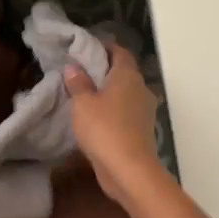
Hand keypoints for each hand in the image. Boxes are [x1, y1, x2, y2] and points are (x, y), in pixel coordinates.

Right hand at [64, 45, 164, 203]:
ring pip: (124, 93)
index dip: (104, 47)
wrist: (129, 170)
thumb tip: (74, 67)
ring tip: (83, 96)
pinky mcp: (141, 130)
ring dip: (107, 92)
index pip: (120, 52)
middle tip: (79, 72)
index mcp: (128, 76)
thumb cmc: (104, 128)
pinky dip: (111, 110)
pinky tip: (93, 117)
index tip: (85, 49)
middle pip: (123, 72)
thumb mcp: (82, 103)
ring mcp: (144, 111)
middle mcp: (141, 89)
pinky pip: (124, 111)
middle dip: (103, 71)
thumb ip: (78, 83)